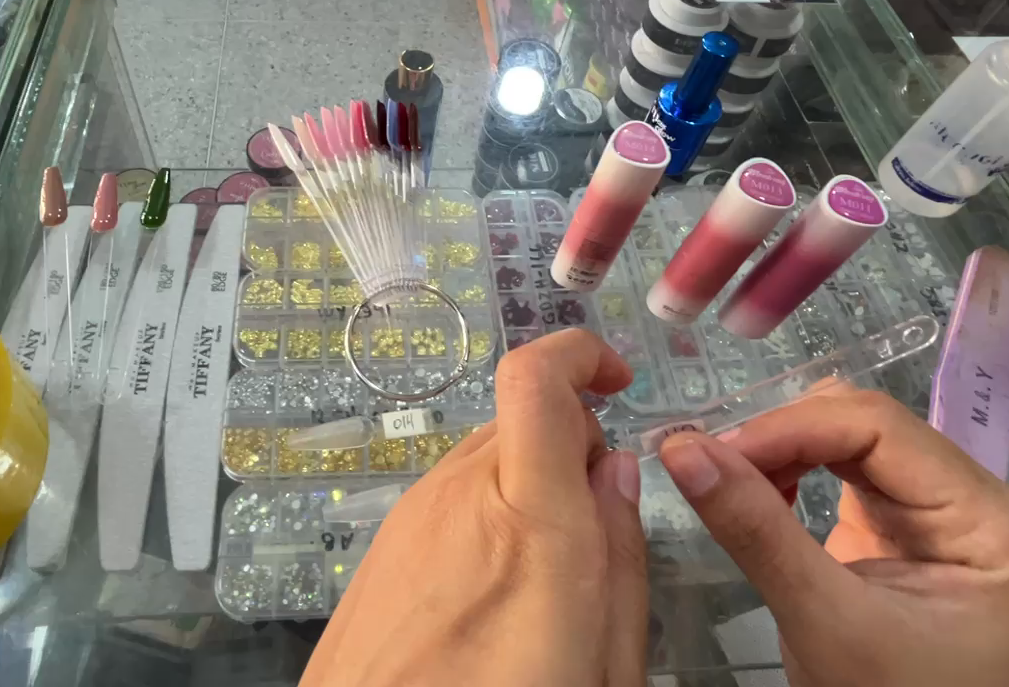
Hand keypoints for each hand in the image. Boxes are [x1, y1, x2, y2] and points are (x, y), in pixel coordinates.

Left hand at [302, 330, 645, 686]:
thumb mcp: (604, 669)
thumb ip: (620, 555)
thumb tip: (615, 466)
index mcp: (525, 517)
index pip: (534, 378)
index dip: (577, 353)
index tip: (614, 379)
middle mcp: (460, 491)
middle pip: (524, 416)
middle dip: (574, 443)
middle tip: (598, 523)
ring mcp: (415, 509)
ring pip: (492, 452)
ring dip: (532, 479)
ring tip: (548, 575)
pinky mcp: (389, 535)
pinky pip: (456, 488)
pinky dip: (491, 505)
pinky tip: (494, 588)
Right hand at [657, 389, 1008, 686]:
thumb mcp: (825, 625)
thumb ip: (755, 529)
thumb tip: (677, 446)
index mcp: (994, 523)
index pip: (880, 428)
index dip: (790, 427)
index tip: (712, 450)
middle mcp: (979, 501)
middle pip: (864, 423)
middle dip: (781, 434)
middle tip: (710, 462)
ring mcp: (944, 512)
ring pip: (848, 435)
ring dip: (781, 446)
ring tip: (729, 477)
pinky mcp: (905, 526)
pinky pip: (842, 465)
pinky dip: (791, 466)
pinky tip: (761, 493)